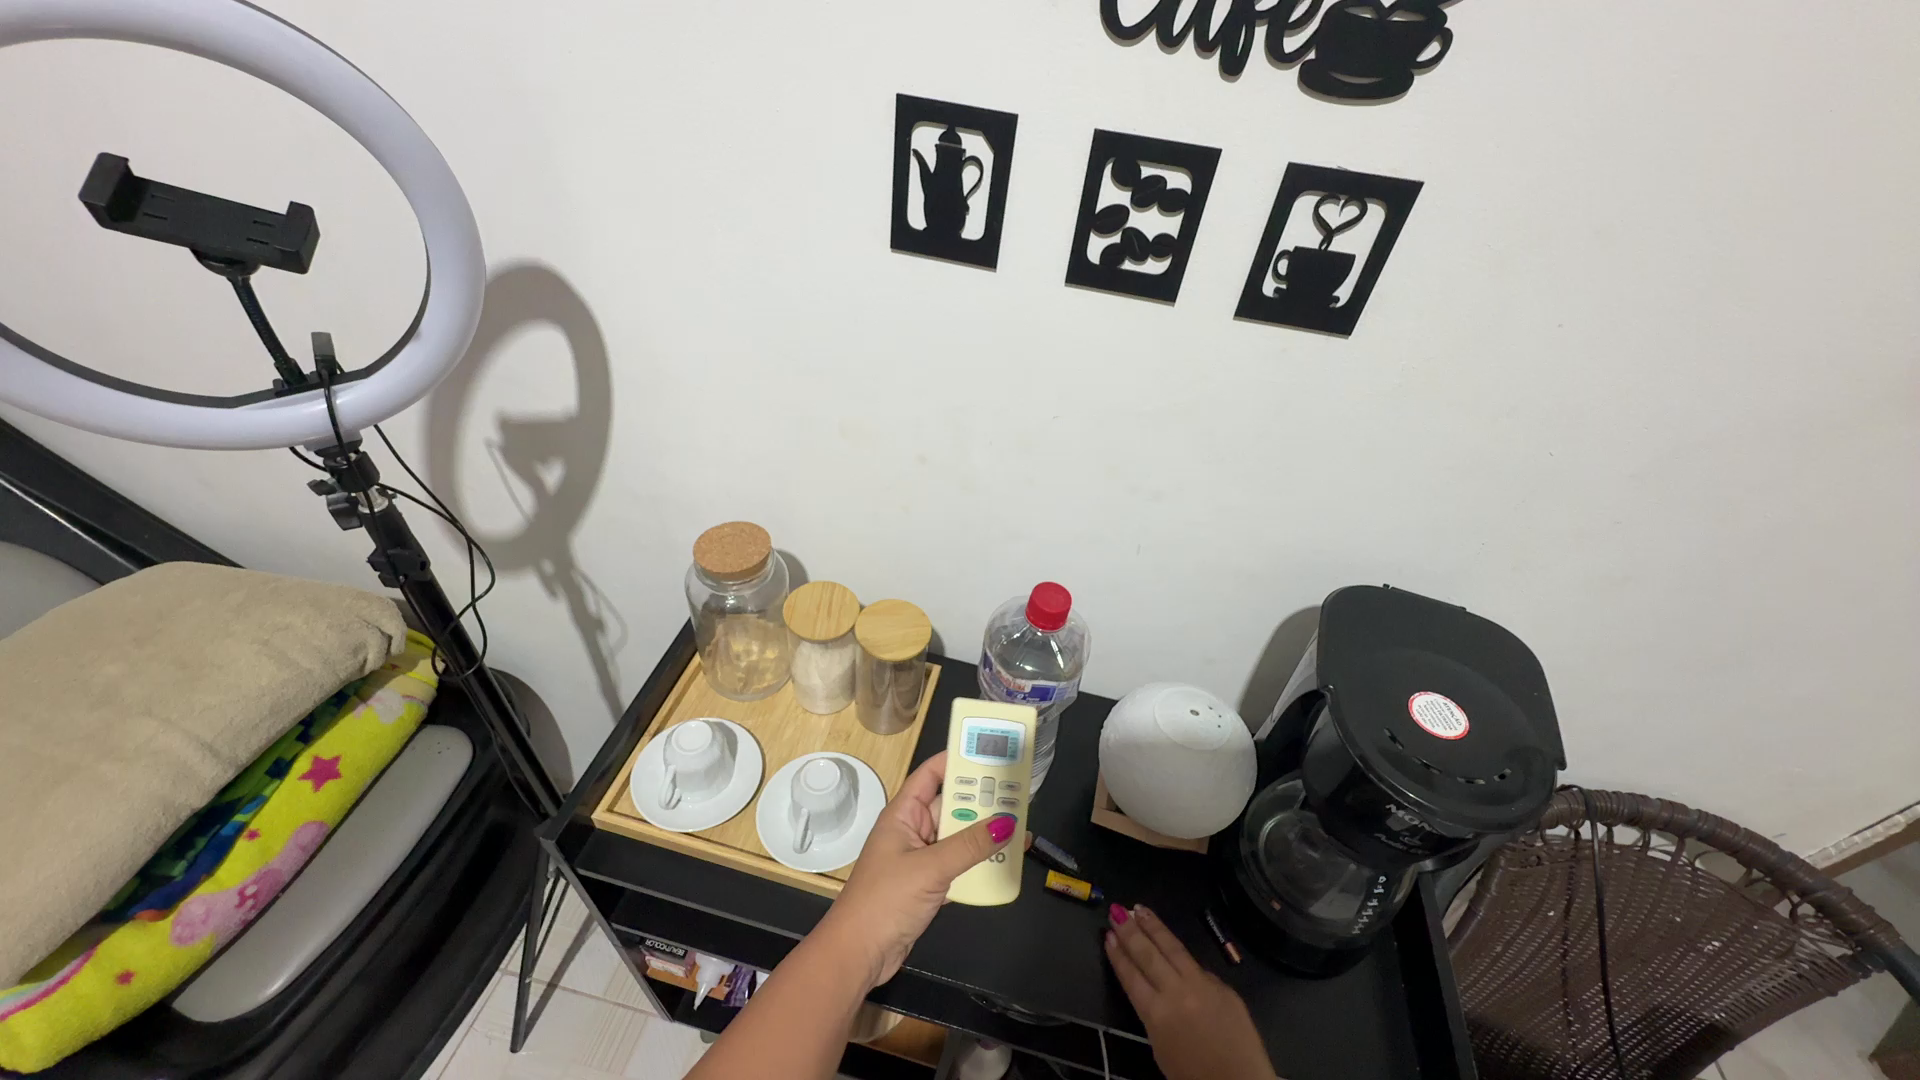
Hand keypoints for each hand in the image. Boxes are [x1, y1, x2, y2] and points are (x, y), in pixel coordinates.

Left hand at [812, 751, 1015, 987]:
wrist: (860, 954)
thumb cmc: (886, 900)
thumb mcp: (931, 868)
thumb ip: (970, 845)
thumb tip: (1008, 822)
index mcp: (903, 814)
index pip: (930, 774)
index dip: (956, 759)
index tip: (989, 750)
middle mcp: (912, 830)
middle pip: (951, 804)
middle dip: (981, 797)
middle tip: (1018, 789)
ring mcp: (920, 858)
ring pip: (958, 835)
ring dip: (984, 831)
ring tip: (1021, 823)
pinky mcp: (929, 883)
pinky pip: (959, 862)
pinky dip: (980, 861)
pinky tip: (1006, 860)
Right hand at [1106, 904, 1279, 1079]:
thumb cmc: (1193, 1076)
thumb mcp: (1161, 1048)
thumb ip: (1156, 1013)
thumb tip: (1158, 986)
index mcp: (1156, 1014)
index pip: (1131, 975)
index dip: (1118, 954)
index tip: (1108, 934)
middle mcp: (1176, 993)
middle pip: (1148, 954)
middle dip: (1130, 931)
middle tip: (1117, 910)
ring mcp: (1202, 986)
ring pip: (1173, 948)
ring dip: (1154, 927)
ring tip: (1139, 909)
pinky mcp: (1223, 986)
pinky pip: (1198, 966)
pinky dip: (1182, 953)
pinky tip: (1172, 943)